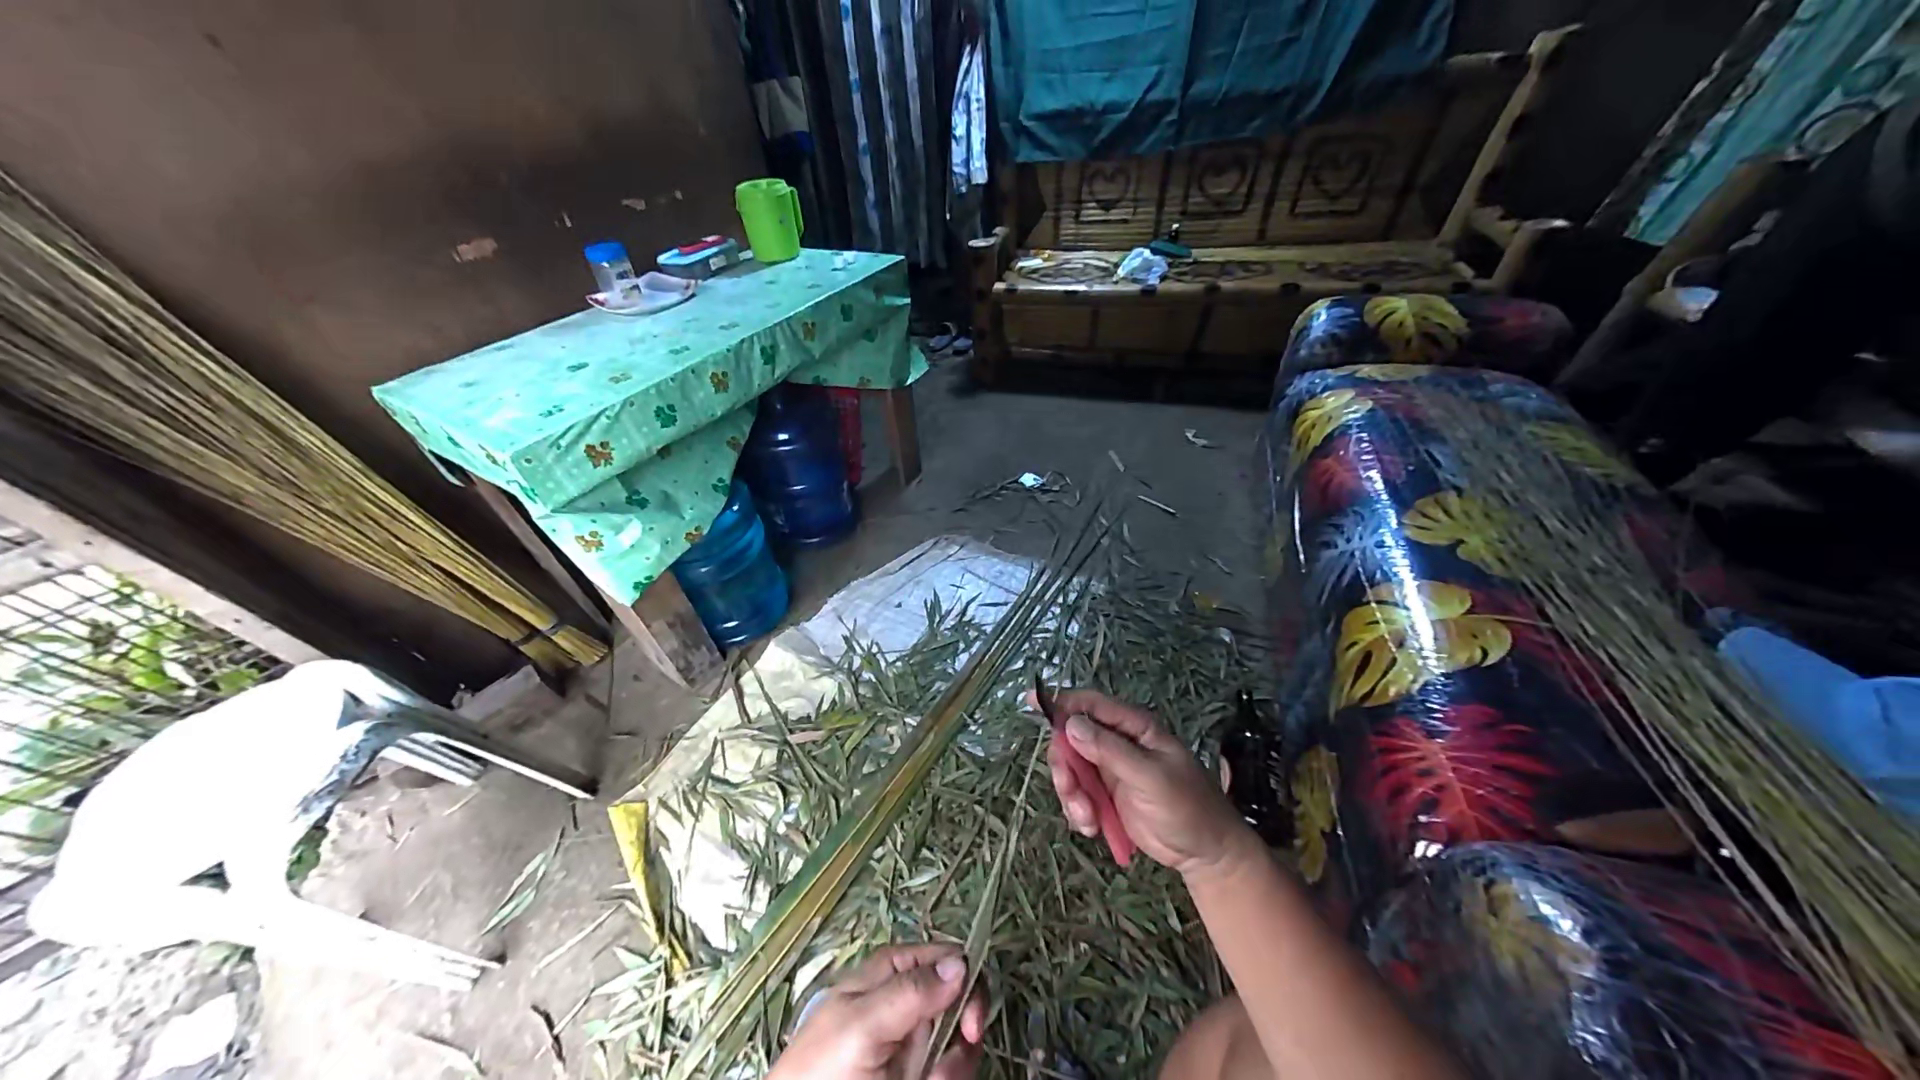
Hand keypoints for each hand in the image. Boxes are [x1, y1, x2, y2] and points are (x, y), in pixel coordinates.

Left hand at [767, 943, 986, 1079]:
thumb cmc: (821, 1071)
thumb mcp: (861, 1026)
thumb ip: (909, 992)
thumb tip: (962, 961)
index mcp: (890, 972)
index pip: (945, 956)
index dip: (966, 981)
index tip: (971, 1021)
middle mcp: (905, 1001)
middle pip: (960, 997)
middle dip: (965, 1029)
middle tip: (958, 1055)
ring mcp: (910, 1041)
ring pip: (959, 1039)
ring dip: (956, 1063)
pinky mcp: (915, 1070)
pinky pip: (948, 1068)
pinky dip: (947, 1077)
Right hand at [1046, 689, 1253, 878]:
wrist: (1205, 852)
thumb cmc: (1187, 806)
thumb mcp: (1149, 776)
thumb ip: (1109, 750)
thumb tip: (1070, 724)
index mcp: (1133, 728)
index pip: (1091, 705)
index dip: (1062, 702)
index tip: (1032, 703)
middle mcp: (1117, 744)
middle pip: (1071, 740)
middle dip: (1065, 766)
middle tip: (1070, 788)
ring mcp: (1110, 771)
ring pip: (1071, 770)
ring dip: (1071, 794)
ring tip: (1087, 818)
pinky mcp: (1106, 797)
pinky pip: (1078, 795)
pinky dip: (1078, 811)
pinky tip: (1093, 827)